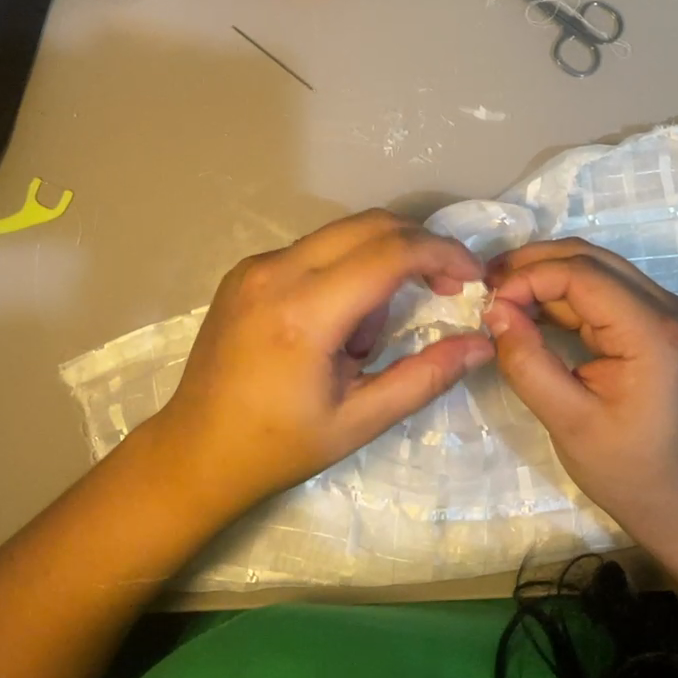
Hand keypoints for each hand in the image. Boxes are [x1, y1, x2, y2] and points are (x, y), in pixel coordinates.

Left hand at [151, 210, 494, 508]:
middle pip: (370, 225)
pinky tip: (338, 325)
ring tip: (371, 335)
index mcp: (304, 314)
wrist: (195, 453)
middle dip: (419, 247)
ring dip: (380, 263)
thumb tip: (482, 344)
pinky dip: (346, 271)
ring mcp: (255, 267)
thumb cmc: (279, 446)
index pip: (390, 252)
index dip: (442, 254)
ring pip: (343, 234)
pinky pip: (314, 250)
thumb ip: (425, 377)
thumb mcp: (360, 420)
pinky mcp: (246, 271)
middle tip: (446, 287)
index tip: (472, 277)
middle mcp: (276, 273)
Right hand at [482, 238, 677, 539]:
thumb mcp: (566, 421)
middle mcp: (666, 309)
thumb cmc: (623, 466)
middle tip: (484, 285)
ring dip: (544, 274)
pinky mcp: (651, 320)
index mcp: (653, 333)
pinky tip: (527, 306)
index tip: (489, 304)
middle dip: (533, 266)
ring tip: (499, 294)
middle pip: (590, 259)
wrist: (672, 494)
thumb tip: (494, 311)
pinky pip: (601, 288)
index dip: (529, 278)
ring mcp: (662, 311)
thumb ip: (528, 363)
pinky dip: (560, 292)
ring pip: (594, 267)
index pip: (583, 275)